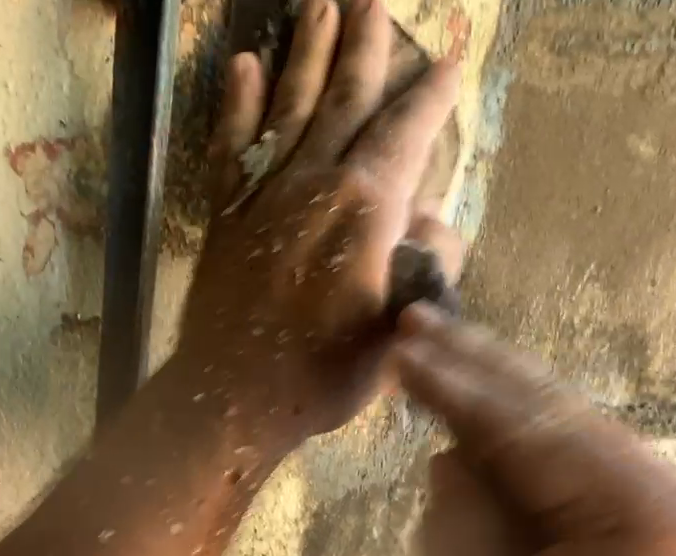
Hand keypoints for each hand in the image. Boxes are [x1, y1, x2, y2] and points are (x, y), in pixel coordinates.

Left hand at [177, 0, 463, 445]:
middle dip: (365, 45)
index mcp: (365, 208)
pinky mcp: (224, 216)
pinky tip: (241, 67)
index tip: (451, 56)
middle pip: (346, 99)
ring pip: (290, 108)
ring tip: (319, 5)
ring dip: (306, 54)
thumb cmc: (320, 374)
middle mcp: (314, 184)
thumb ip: (423, 265)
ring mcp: (263, 196)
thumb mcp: (395, 329)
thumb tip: (429, 221)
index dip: (431, 93)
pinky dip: (235, 106)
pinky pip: (231, 148)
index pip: (407, 131)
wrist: (231, 397)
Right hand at [394, 306, 675, 555]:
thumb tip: (451, 458)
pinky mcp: (673, 529)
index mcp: (638, 518)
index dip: (456, 388)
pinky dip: (535, 448)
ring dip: (507, 404)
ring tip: (446, 358)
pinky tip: (493, 427)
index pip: (528, 431)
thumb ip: (459, 521)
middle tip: (421, 323)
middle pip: (562, 416)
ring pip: (577, 437)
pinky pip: (589, 470)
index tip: (403, 345)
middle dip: (484, 373)